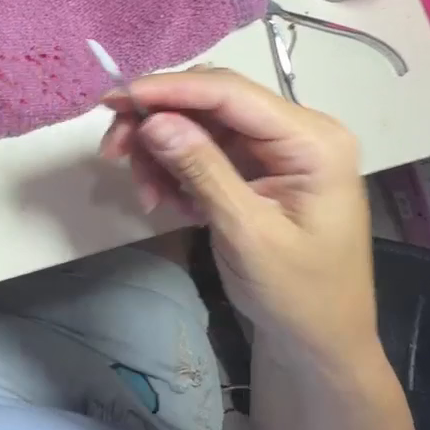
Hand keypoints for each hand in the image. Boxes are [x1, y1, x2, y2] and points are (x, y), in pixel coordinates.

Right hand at [99, 68, 377, 364]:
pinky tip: (168, 201)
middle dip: (156, 120)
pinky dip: (172, 169)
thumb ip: (202, 169)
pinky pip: (199, 148)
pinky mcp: (253, 164)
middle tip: (113, 152)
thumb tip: (152, 120)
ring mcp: (273, 147)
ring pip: (196, 122)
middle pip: (208, 100)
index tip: (114, 100)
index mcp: (312, 140)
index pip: (229, 93)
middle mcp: (295, 131)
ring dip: (159, 150)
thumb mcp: (246, 232)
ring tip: (146, 195)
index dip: (168, 89)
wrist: (316, 339)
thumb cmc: (296, 292)